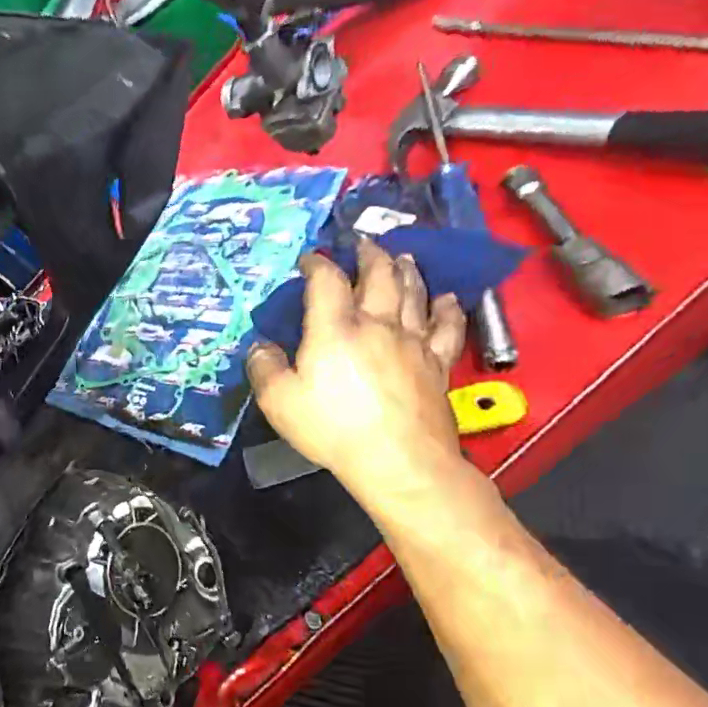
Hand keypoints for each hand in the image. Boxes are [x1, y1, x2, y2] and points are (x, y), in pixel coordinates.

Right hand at [247, 240, 498, 513]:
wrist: (399, 462)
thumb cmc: (334, 429)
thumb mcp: (280, 402)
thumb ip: (265, 368)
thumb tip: (260, 346)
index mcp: (336, 328)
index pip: (327, 280)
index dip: (317, 263)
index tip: (309, 260)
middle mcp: (378, 323)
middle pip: (379, 275)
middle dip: (369, 255)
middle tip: (363, 244)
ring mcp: (413, 342)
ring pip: (413, 293)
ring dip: (406, 271)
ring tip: (402, 258)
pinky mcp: (438, 364)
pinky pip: (447, 327)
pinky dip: (447, 309)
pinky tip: (447, 299)